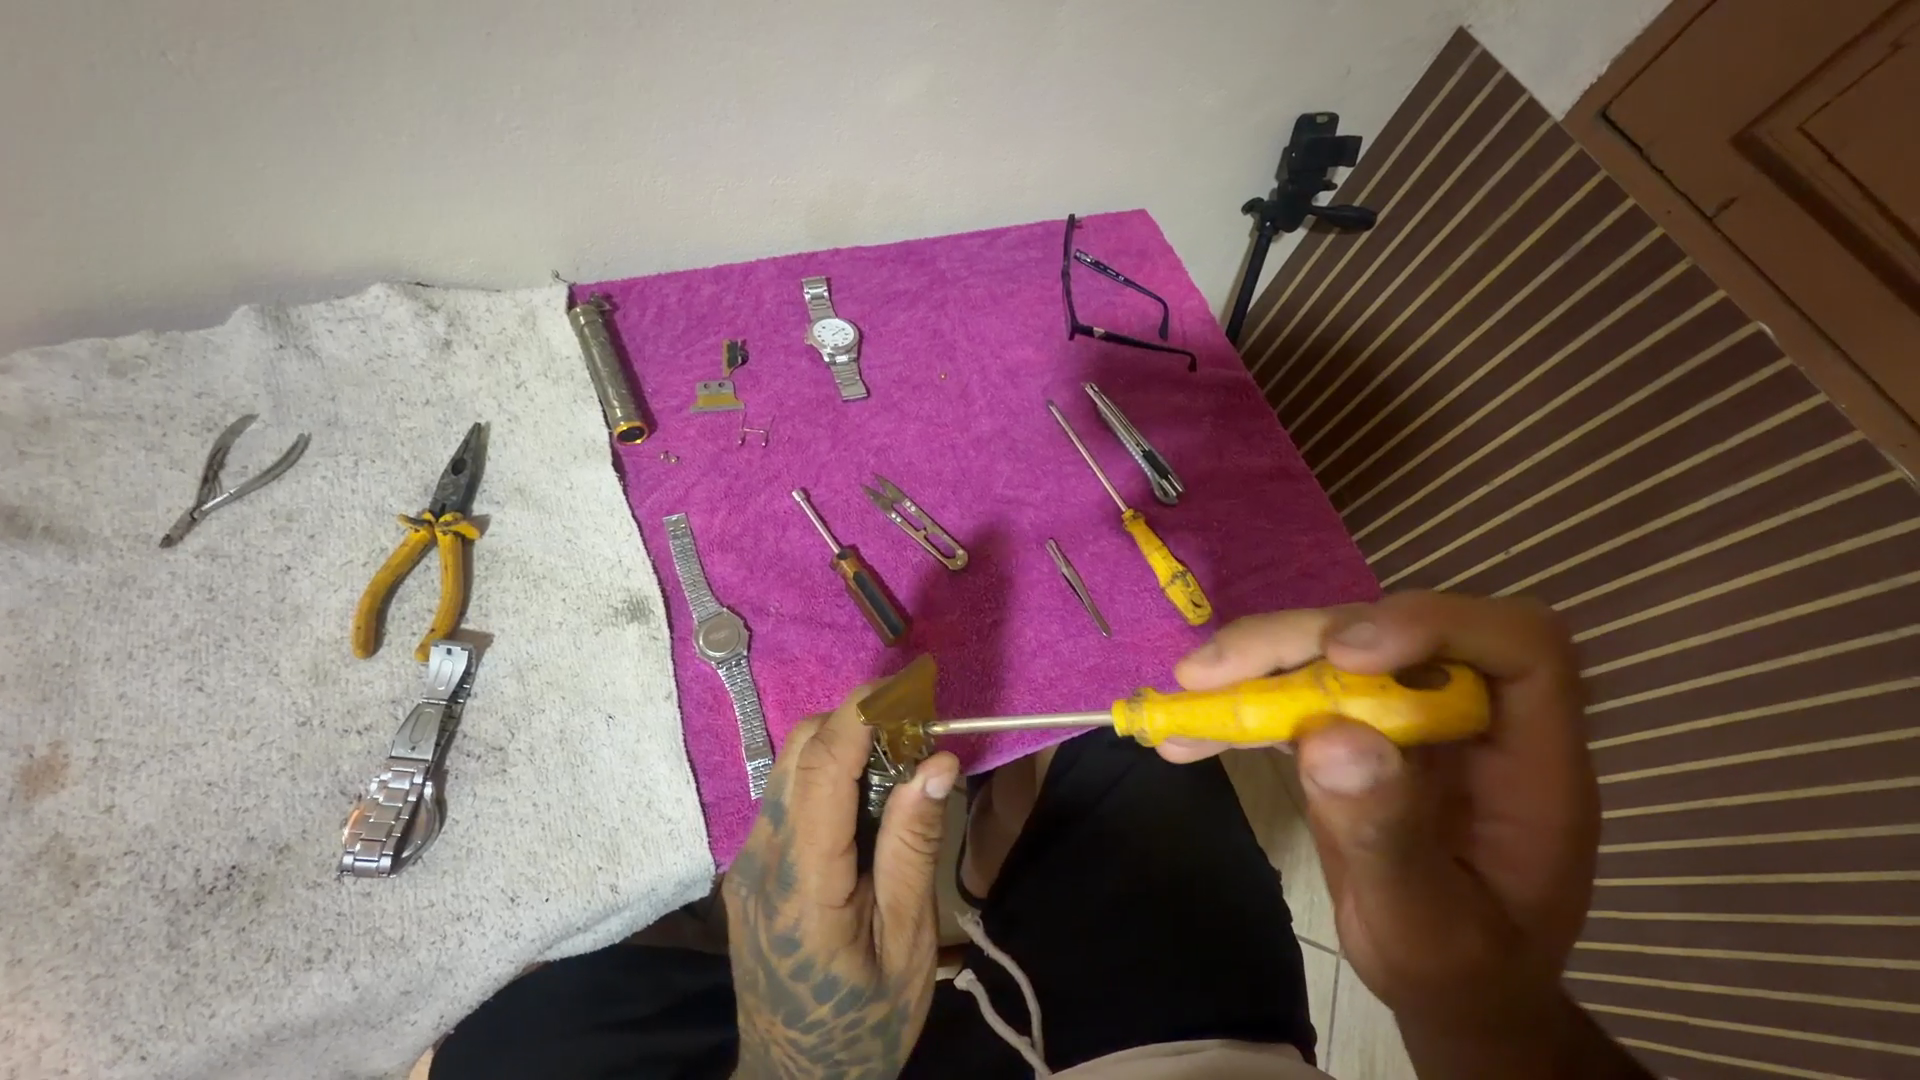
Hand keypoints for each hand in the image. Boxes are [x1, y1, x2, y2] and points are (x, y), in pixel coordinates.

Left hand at [722, 686, 961, 1079]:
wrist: (797, 1078)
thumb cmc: (865, 1019)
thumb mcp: (907, 941)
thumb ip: (914, 846)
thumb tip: (938, 763)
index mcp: (803, 883)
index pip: (824, 769)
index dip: (861, 714)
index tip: (904, 683)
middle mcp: (761, 858)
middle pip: (798, 752)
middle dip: (853, 719)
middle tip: (913, 724)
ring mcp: (748, 861)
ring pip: (788, 767)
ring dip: (840, 742)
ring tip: (897, 756)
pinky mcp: (750, 867)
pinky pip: (786, 794)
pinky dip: (826, 772)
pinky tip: (864, 796)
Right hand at [1169, 592, 1598, 1037]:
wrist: (1445, 985)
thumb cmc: (1460, 970)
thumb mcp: (1428, 927)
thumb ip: (1387, 837)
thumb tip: (1328, 737)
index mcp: (1528, 758)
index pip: (1519, 646)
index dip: (1435, 625)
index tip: (1344, 655)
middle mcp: (1466, 718)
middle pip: (1394, 633)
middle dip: (1299, 641)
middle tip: (1211, 672)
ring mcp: (1405, 719)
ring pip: (1333, 651)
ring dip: (1255, 662)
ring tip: (1187, 689)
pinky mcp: (1353, 729)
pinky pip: (1297, 693)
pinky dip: (1239, 706)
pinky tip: (1186, 732)